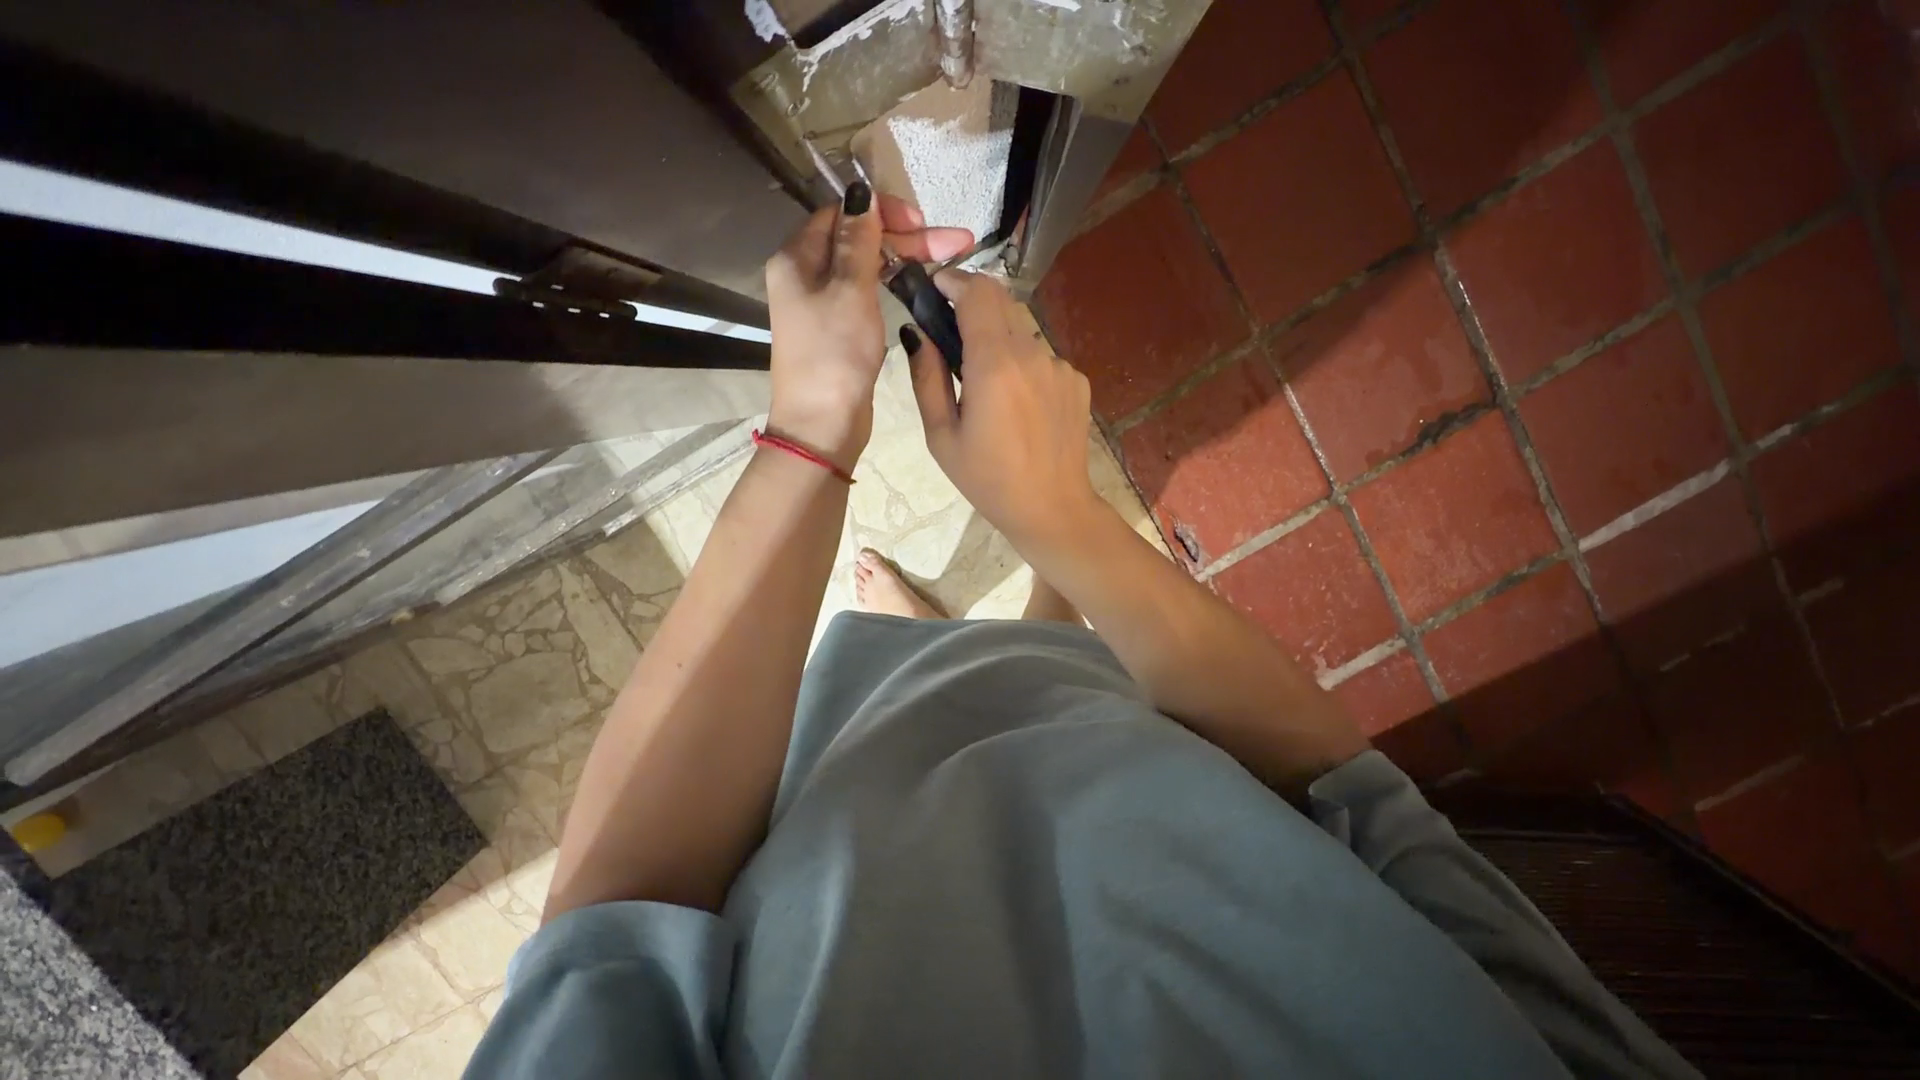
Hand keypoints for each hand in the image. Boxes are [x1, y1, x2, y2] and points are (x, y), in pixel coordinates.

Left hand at [764, 184, 972, 470]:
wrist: (823, 424)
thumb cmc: (834, 355)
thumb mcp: (850, 291)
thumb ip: (858, 241)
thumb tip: (860, 192)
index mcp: (796, 259)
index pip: (839, 214)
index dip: (880, 211)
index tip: (920, 220)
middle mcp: (804, 276)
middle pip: (857, 240)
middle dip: (905, 237)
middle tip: (953, 242)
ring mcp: (822, 304)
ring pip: (867, 266)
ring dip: (905, 258)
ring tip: (950, 256)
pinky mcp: (840, 328)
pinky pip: (868, 292)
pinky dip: (894, 283)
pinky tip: (922, 282)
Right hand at [906, 270, 1100, 548]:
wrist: (1052, 509)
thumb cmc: (987, 480)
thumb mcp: (942, 436)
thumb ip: (927, 377)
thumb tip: (916, 332)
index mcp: (994, 365)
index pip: (978, 293)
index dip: (954, 281)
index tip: (936, 287)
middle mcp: (1032, 354)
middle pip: (1002, 301)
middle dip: (974, 303)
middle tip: (951, 328)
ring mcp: (1060, 366)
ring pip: (1022, 329)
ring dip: (999, 337)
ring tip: (986, 380)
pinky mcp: (1077, 380)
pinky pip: (1042, 356)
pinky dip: (1023, 364)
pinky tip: (1017, 403)